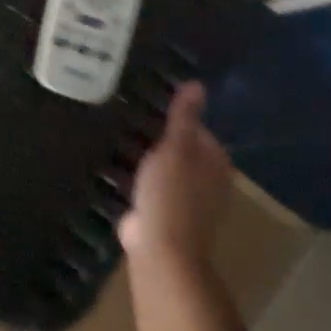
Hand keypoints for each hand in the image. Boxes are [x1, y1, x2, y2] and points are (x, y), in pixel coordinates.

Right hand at [118, 82, 231, 264]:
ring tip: (116, 143)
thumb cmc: (170, 193)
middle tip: (125, 124)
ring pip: (165, 170)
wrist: (161, 246)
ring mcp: (186, 200)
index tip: (145, 109)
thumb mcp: (175, 148)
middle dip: (157, 140)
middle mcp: (207, 180)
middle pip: (181, 150)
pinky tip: (115, 172)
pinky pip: (150, 189)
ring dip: (146, 160)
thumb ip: (183, 118)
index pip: (196, 130)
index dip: (172, 119)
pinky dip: (136, 180)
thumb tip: (197, 83)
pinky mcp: (164, 214)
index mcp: (215, 161)